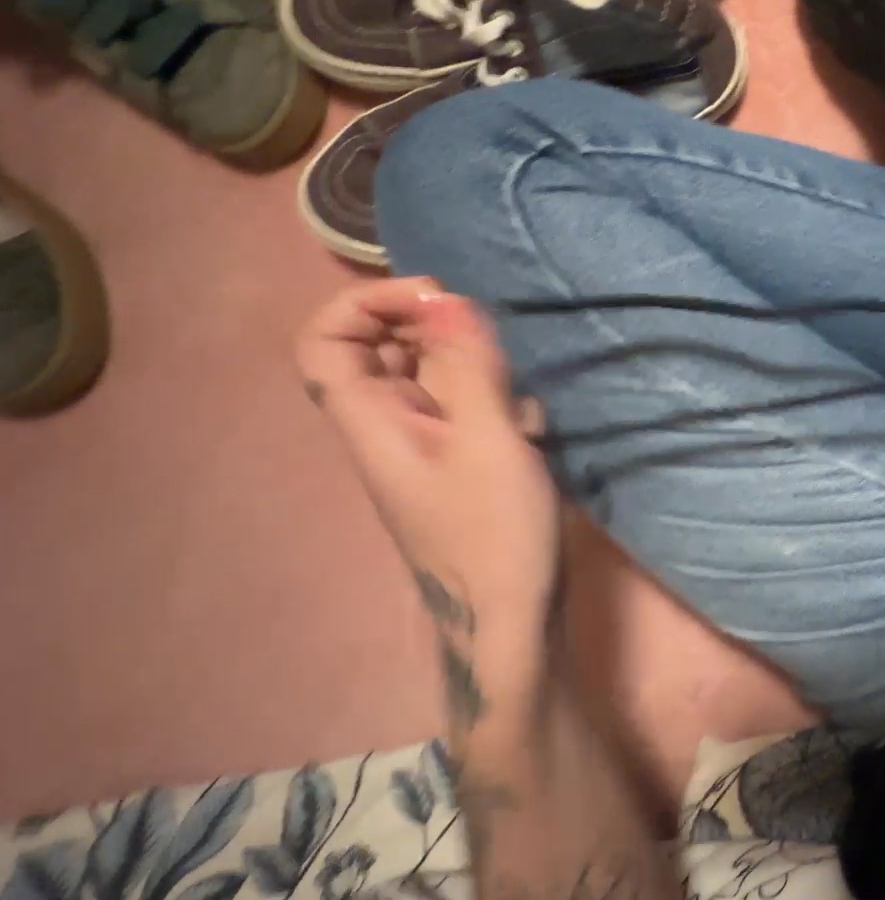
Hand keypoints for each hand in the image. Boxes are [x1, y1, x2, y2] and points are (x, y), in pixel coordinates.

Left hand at [296, 278, 559, 637]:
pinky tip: (530, 431)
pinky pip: (465, 408)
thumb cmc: (494, 531)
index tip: (436, 298)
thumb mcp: (489, 441)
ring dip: (478, 370)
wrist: (510, 616)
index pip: (325, 341)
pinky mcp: (460, 464)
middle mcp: (388, 429)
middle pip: (380, 351)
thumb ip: (470, 367)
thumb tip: (446, 297)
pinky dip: (497, 402)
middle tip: (490, 338)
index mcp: (372, 422)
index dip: (364, 303)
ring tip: (517, 401)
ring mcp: (426, 448)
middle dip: (435, 331)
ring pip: (432, 377)